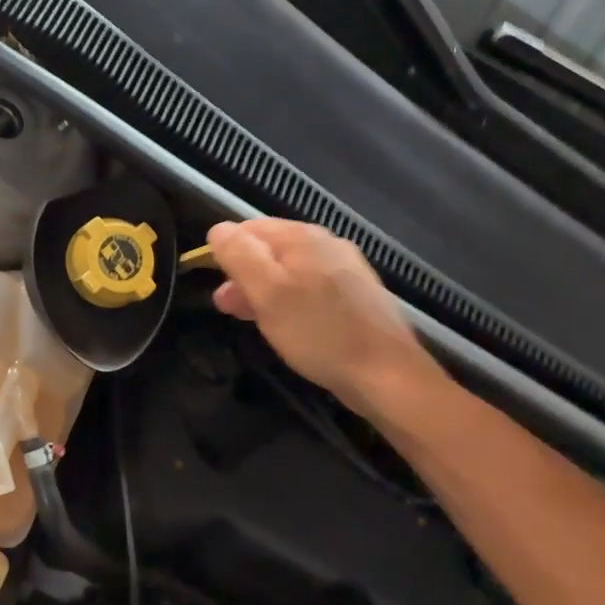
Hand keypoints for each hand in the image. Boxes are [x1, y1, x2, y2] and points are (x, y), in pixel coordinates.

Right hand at [207, 219, 441, 418]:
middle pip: (271, 250)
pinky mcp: (357, 298)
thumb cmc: (319, 332)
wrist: (388, 376)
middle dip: (244, 275)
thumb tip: (219, 230)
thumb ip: (239, 255)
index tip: (216, 284)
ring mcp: (346, 271)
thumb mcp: (268, 293)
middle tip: (227, 308)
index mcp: (303, 237)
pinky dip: (292, 303)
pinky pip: (311, 290)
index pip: (249, 228)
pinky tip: (289, 327)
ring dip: (265, 291)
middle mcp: (327, 244)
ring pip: (291, 272)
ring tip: (252, 320)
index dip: (226, 252)